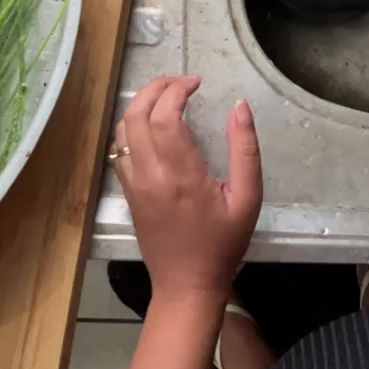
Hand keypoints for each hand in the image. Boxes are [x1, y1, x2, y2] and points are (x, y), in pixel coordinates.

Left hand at [112, 76, 261, 303]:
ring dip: (141, 104)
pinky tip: (153, 124)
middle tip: (182, 82)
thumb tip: (240, 107)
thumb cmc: (223, 243)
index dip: (177, 90)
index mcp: (180, 175)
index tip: (197, 83)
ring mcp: (133, 184)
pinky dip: (132, 125)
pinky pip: (120, 148)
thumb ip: (245, 149)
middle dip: (156, 88)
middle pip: (136, 115)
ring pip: (122, 129)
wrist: (187, 286)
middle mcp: (149, 175)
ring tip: (168, 96)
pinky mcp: (128, 192)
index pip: (165, 116)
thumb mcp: (248, 197)